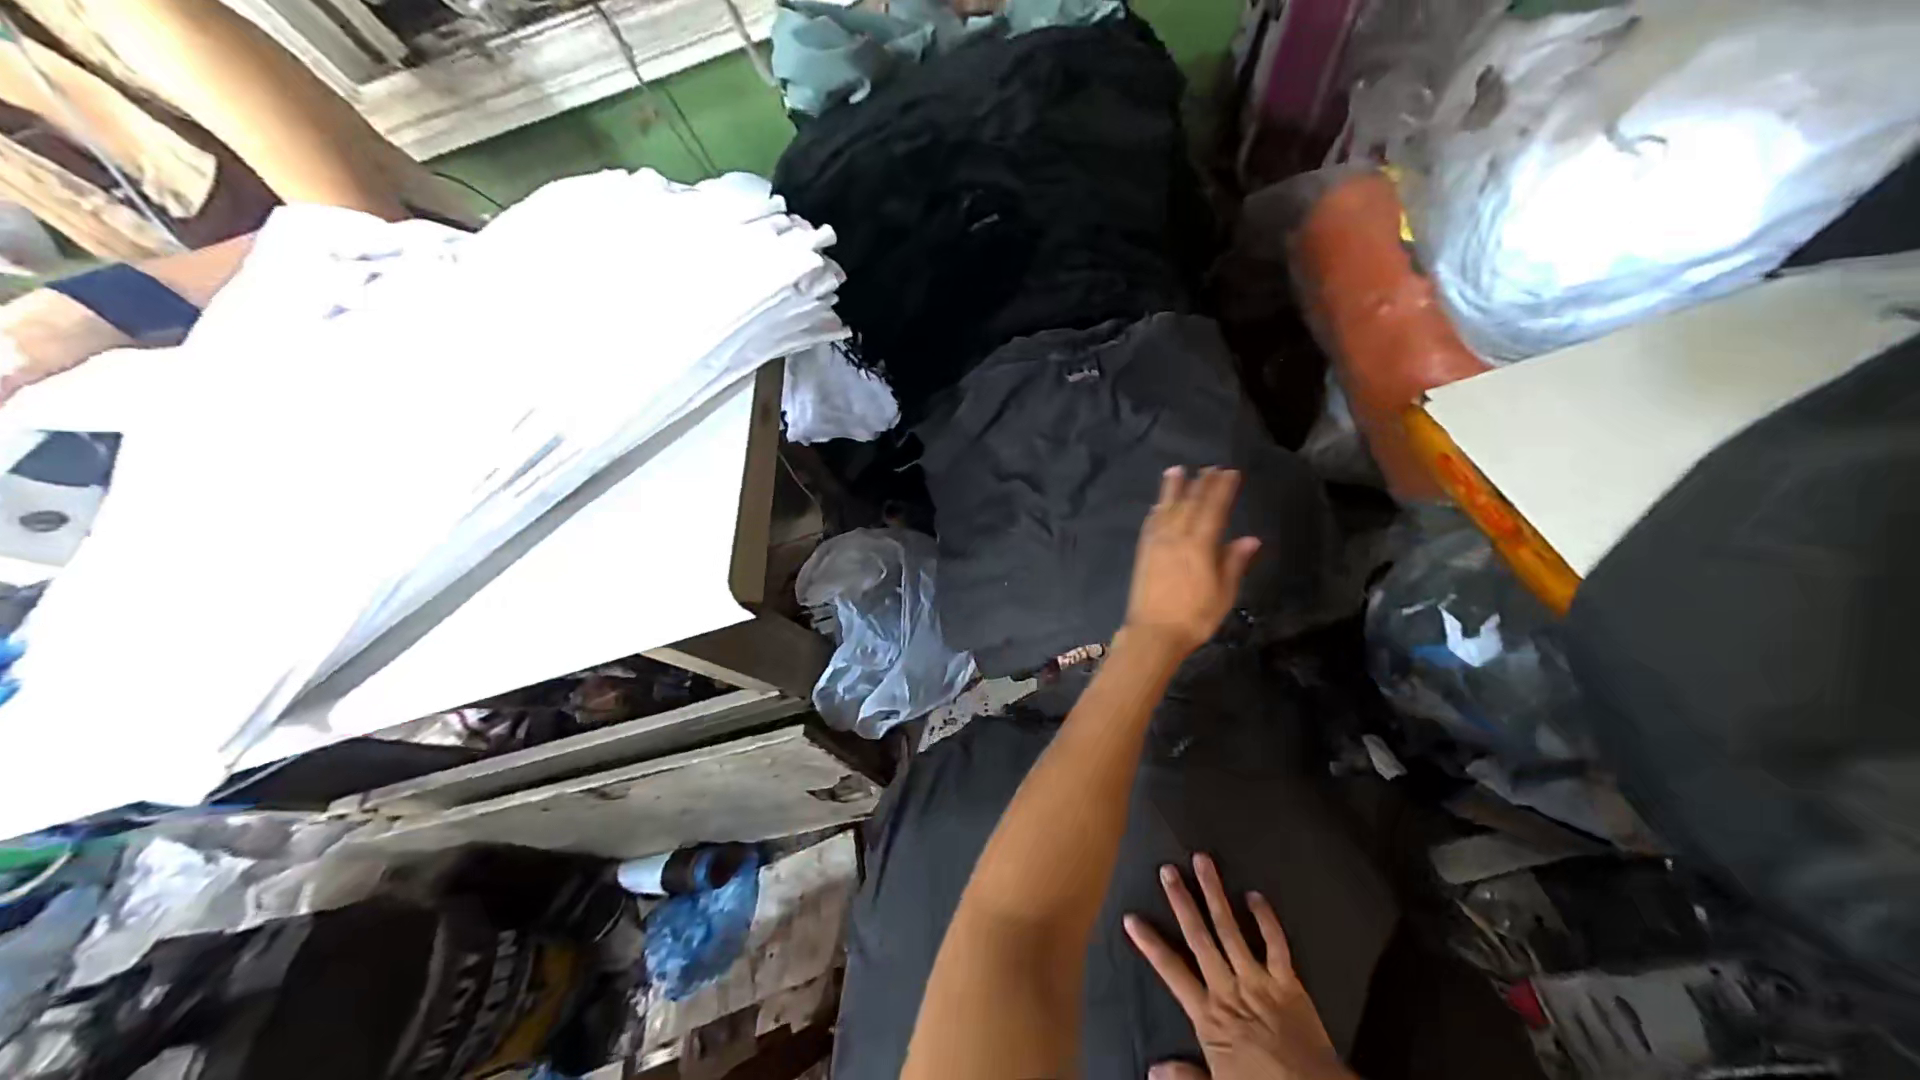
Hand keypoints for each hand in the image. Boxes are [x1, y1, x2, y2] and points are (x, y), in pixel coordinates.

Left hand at [1123, 467, 1260, 657]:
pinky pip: (1150, 524)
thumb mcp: (1223, 594)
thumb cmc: (1194, 617)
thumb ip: (1233, 563)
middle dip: (1200, 484)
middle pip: (1189, 505)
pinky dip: (1156, 511)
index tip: (1229, 472)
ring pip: (1166, 510)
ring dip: (1172, 489)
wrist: (1153, 633)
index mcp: (1199, 547)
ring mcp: (1156, 544)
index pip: (1213, 510)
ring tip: (1177, 470)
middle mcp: (1176, 538)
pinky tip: (1158, 505)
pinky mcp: (1143, 553)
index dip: (1221, 489)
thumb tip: (1250, 538)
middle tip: (1209, 467)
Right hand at [1124, 854, 1351, 1079]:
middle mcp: (1229, 989)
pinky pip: (1276, 944)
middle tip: (1168, 870)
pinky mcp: (1288, 982)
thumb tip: (1151, 1070)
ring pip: (1231, 929)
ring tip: (1203, 861)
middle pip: (1200, 937)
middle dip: (1182, 902)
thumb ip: (1186, 1077)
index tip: (1132, 918)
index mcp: (1209, 1015)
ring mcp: (1259, 981)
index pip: (1171, 971)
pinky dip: (1266, 919)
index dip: (1150, 944)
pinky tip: (1254, 895)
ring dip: (1215, 894)